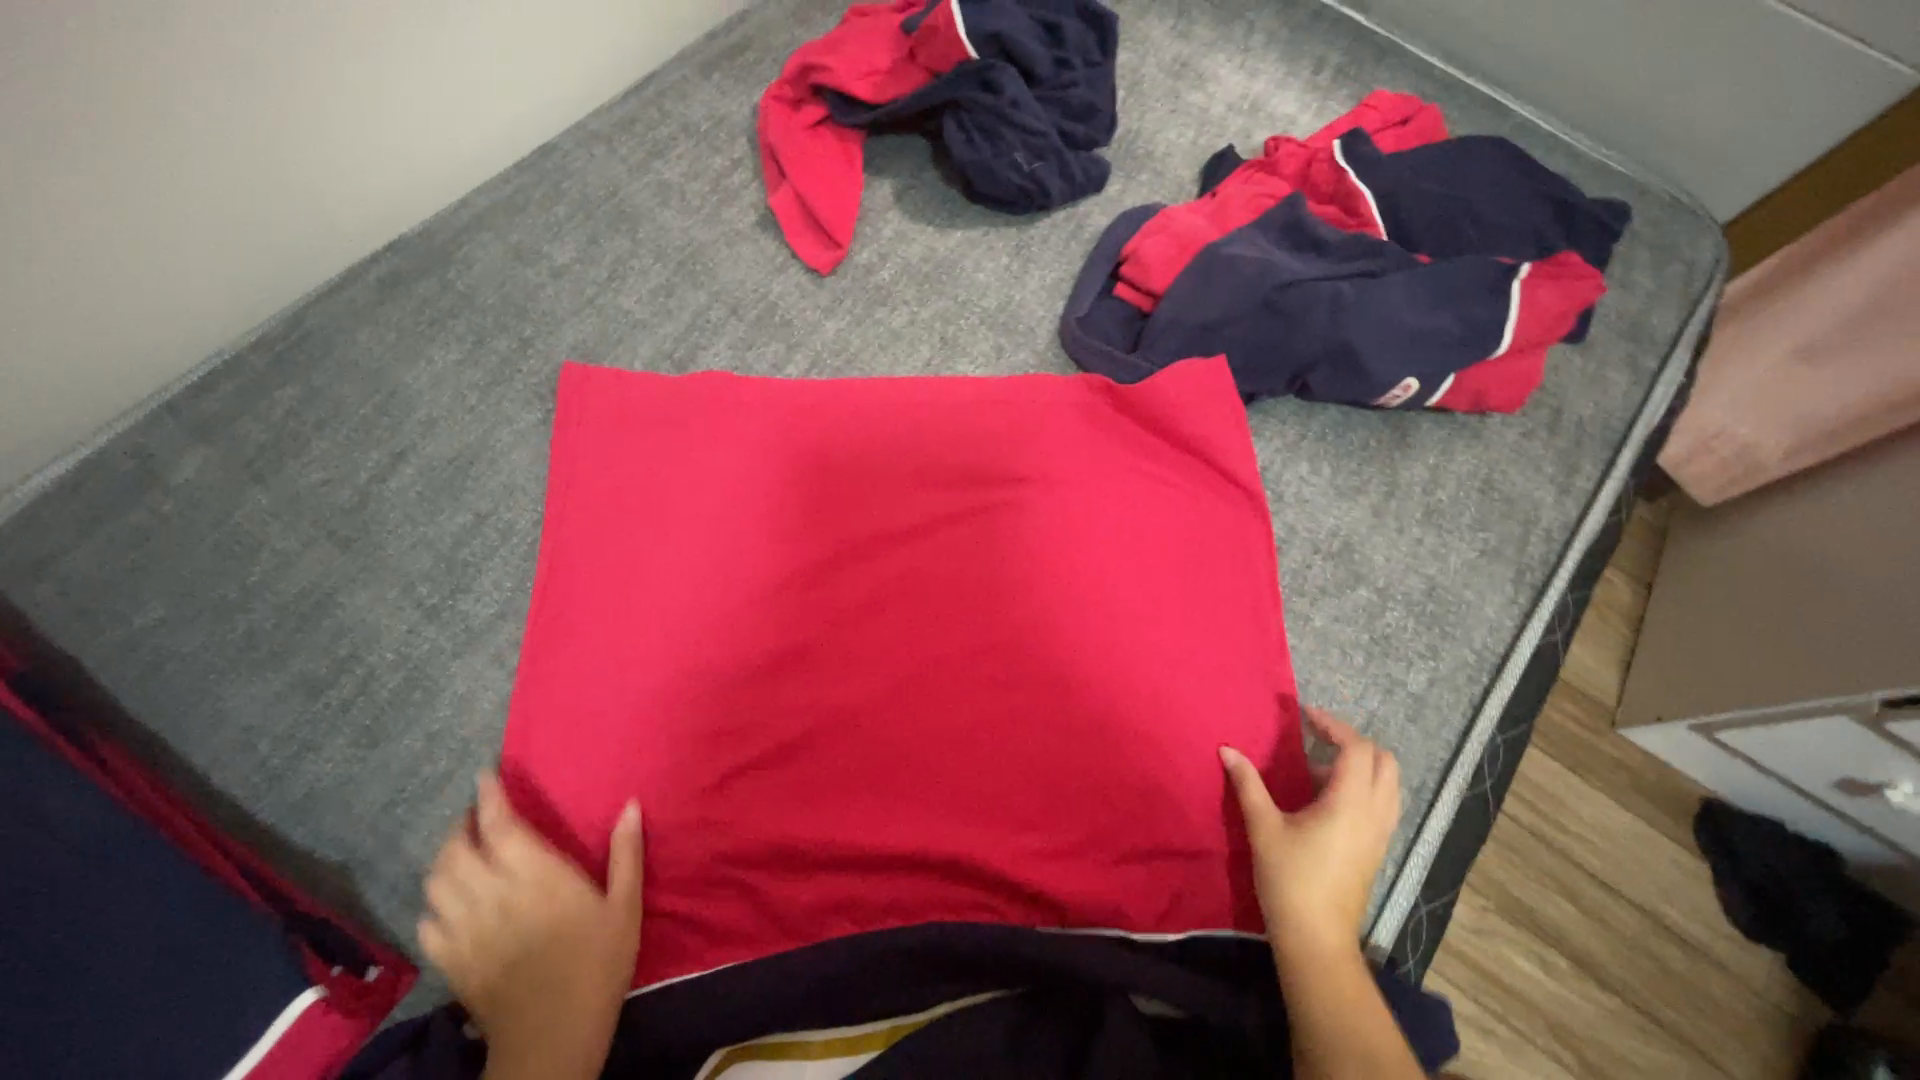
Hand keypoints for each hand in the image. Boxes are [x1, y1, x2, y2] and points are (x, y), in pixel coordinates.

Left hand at [418, 773, 643, 1079]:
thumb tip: (631, 805)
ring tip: (461, 852)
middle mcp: (491, 893)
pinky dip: (432, 902)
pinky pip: (426, 920)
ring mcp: (464, 928)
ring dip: (444, 858)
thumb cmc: (599, 965)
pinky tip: (448, 901)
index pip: (499, 824)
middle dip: (462, 825)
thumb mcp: (625, 907)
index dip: (488, 796)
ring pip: (435, 880)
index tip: (484, 776)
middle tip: (478, 816)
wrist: (555, 1036)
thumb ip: (626, 854)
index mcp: (535, 875)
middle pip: (456, 847)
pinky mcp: (449, 959)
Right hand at [1220, 707, 1400, 962]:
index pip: (1356, 748)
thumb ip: (1248, 784)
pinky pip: (1383, 803)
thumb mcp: (1263, 827)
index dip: (1333, 725)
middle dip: (1353, 741)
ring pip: (1389, 783)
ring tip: (1320, 767)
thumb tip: (1227, 750)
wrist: (1316, 937)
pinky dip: (1365, 786)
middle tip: (1317, 737)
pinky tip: (1328, 798)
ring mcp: (1381, 833)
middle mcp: (1375, 813)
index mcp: (1350, 803)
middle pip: (1384, 761)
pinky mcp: (1377, 849)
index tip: (1305, 715)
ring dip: (1362, 764)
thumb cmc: (1289, 879)